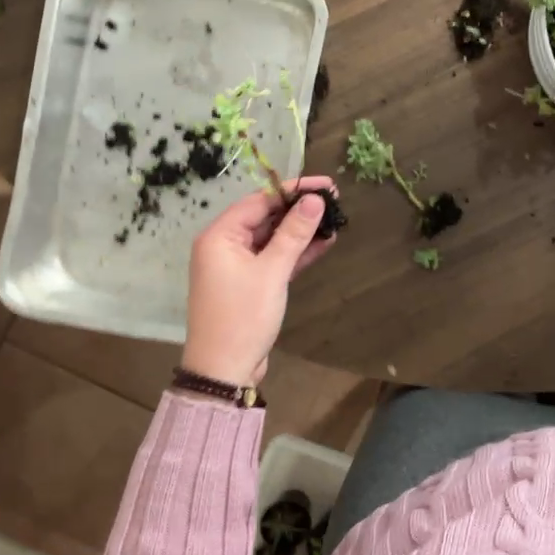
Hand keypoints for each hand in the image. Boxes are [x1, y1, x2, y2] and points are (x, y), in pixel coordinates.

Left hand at [181, 177, 336, 385]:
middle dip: (299, 210)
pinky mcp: (250, 284)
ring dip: (301, 231)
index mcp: (219, 237)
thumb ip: (294, 234)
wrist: (224, 370)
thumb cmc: (243, 316)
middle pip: (265, 217)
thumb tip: (316, 200)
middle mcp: (224, 246)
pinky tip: (324, 243)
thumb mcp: (272, 272)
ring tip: (334, 219)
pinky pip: (275, 259)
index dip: (293, 190)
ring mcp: (237, 266)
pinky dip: (296, 252)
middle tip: (335, 199)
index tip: (325, 184)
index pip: (259, 201)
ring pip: (273, 239)